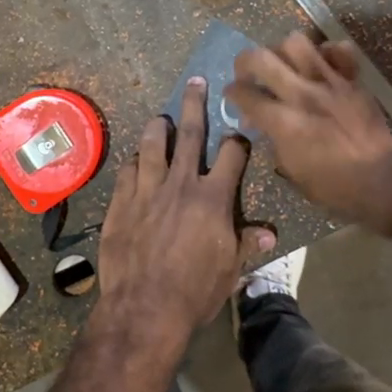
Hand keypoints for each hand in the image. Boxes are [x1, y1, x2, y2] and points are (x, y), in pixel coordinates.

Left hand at [96, 78, 275, 338]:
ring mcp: (147, 190)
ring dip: (156, 128)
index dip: (237, 141)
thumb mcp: (230, 271)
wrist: (144, 309)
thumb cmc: (195, 292)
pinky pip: (127, 171)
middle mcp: (181, 183)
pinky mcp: (121, 203)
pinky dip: (134, 163)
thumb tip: (269, 233)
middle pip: (189, 133)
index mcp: (213, 196)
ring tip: (159, 118)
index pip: (231, 153)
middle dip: (194, 104)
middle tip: (195, 82)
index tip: (238, 136)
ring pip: (151, 145)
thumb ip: (247, 244)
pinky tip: (135, 162)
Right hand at [225, 32, 391, 230]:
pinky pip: (338, 49)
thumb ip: (274, 141)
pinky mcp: (352, 79)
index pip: (245, 94)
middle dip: (245, 62)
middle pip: (261, 58)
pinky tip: (321, 63)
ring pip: (296, 42)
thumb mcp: (292, 172)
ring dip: (283, 50)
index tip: (232, 95)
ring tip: (284, 63)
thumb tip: (263, 123)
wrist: (381, 178)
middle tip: (247, 72)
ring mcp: (329, 82)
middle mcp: (302, 94)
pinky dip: (327, 51)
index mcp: (284, 121)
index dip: (232, 93)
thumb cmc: (334, 185)